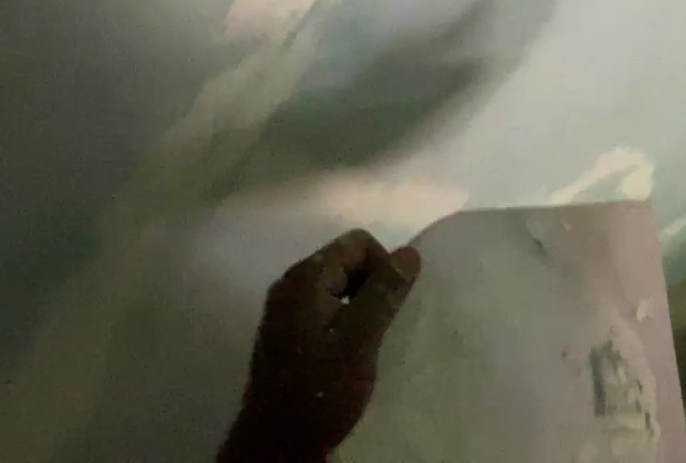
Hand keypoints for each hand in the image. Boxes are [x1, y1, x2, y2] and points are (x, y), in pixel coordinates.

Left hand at [220, 230, 421, 461]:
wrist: (275, 449)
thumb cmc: (318, 392)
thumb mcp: (359, 341)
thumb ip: (384, 292)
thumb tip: (410, 252)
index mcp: (305, 278)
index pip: (357, 243)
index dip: (383, 265)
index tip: (389, 306)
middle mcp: (290, 283)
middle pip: (345, 259)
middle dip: (371, 284)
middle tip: (380, 326)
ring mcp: (284, 307)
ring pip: (336, 284)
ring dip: (358, 303)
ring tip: (366, 340)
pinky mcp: (286, 330)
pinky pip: (324, 305)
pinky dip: (343, 317)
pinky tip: (347, 350)